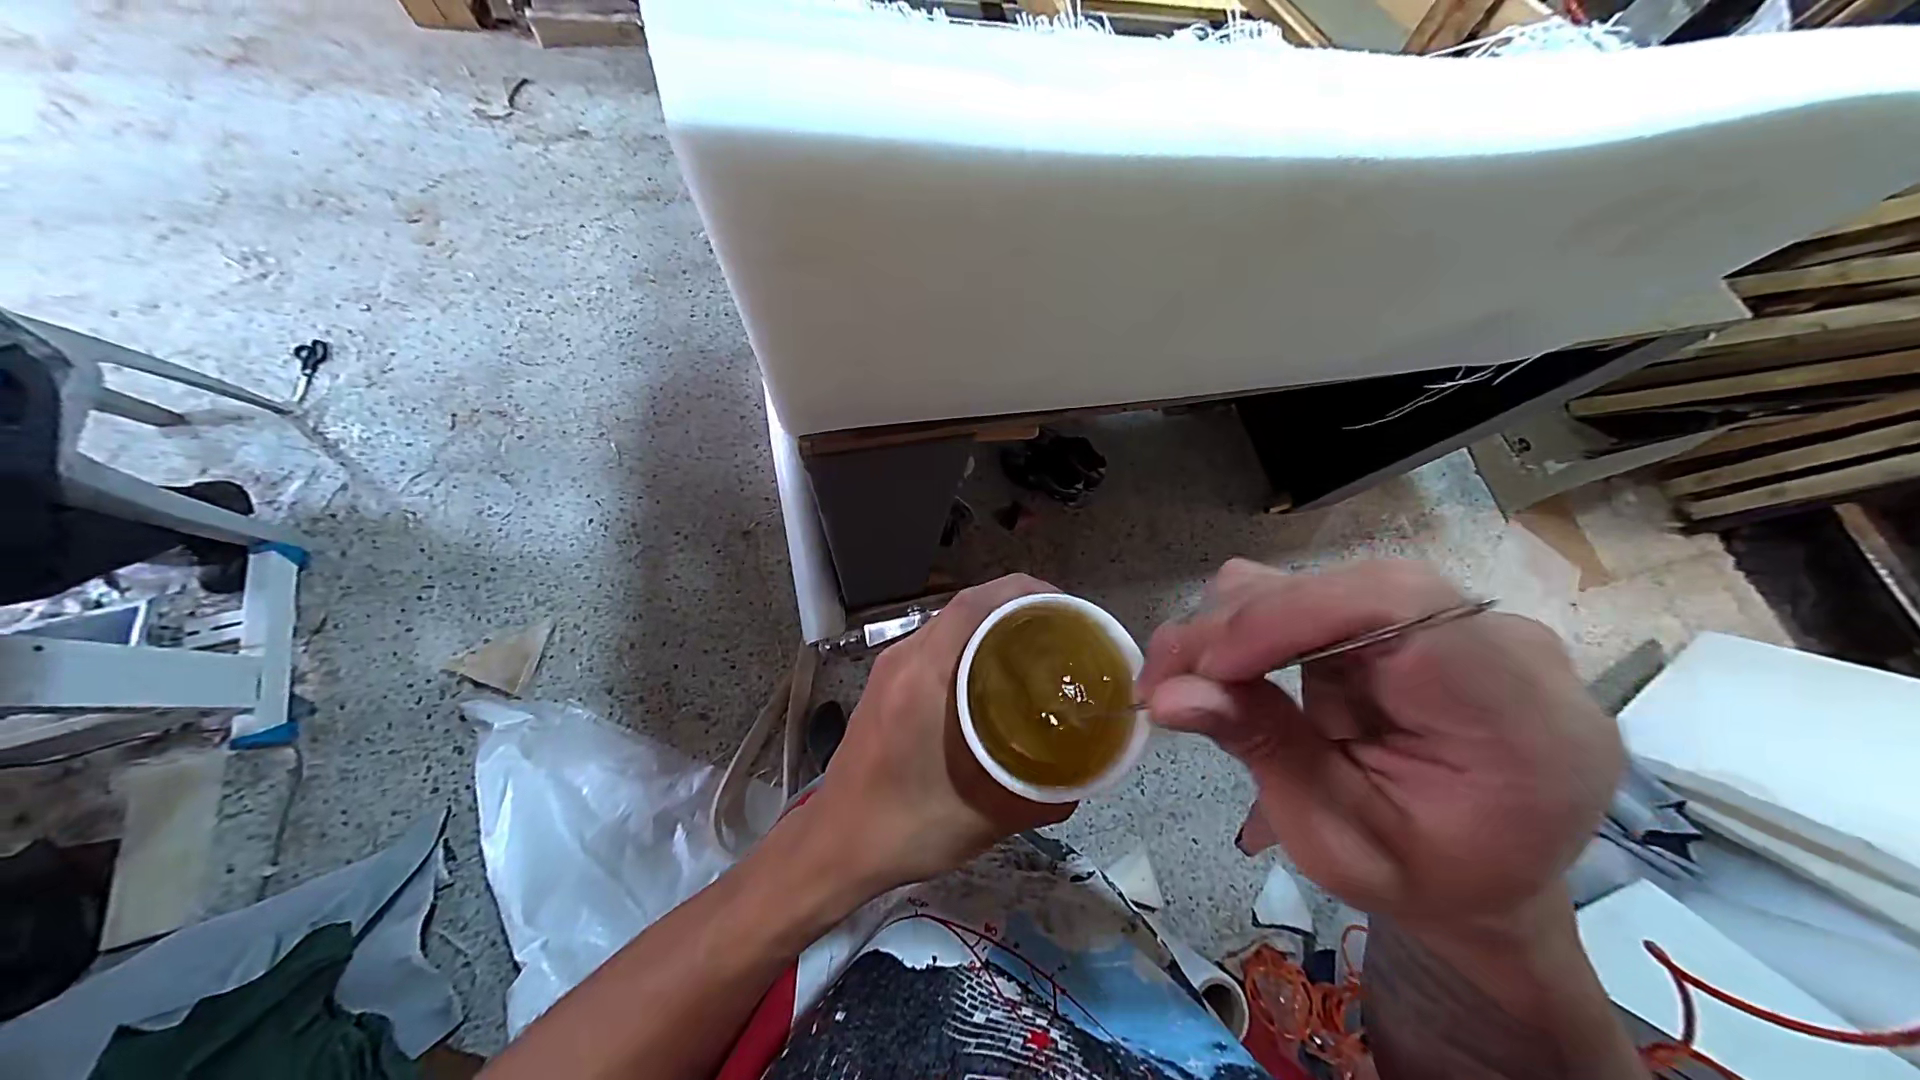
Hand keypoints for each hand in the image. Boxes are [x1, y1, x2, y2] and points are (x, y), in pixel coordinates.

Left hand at [806, 574, 1076, 891]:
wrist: (835, 844)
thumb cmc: (905, 828)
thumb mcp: (985, 817)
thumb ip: (1041, 798)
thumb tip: (1080, 779)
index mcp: (924, 676)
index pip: (974, 605)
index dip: (1023, 593)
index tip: (1064, 608)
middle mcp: (903, 659)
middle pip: (964, 607)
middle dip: (1015, 607)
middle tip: (1060, 631)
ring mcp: (889, 668)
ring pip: (948, 624)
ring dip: (990, 624)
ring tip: (1034, 648)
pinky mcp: (884, 683)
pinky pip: (934, 644)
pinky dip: (968, 645)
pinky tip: (993, 675)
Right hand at [1138, 559, 1621, 930]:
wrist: (1480, 879)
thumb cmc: (1419, 878)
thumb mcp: (1336, 837)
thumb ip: (1263, 750)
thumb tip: (1165, 695)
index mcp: (1518, 716)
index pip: (1397, 607)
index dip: (1286, 616)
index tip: (1206, 666)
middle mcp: (1499, 645)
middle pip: (1346, 588)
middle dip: (1240, 625)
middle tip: (1161, 676)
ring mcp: (1457, 624)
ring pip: (1322, 582)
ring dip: (1237, 624)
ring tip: (1183, 678)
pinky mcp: (1410, 619)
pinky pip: (1320, 596)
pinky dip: (1255, 626)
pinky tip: (1223, 667)